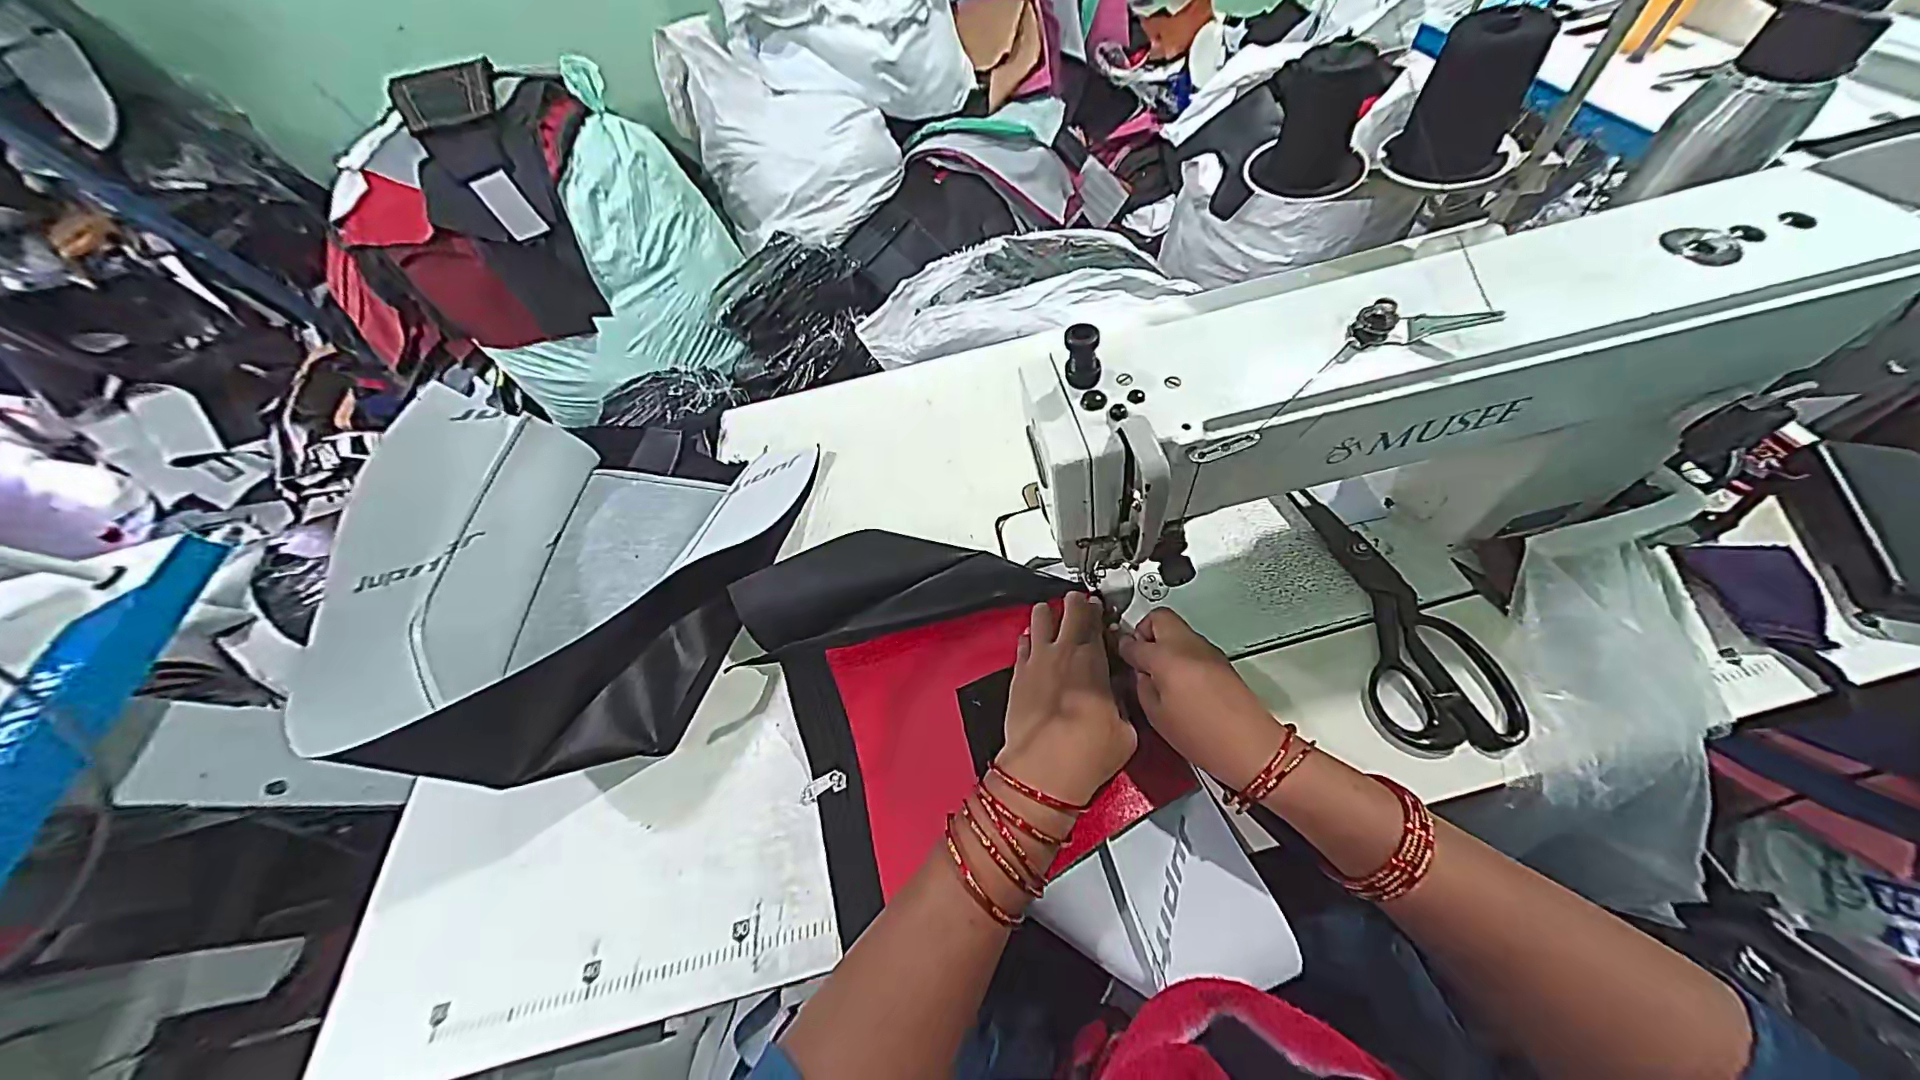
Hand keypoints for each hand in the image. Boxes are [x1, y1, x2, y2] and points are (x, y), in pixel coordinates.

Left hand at [997, 594, 1137, 806]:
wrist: (1043, 770)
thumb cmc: (1086, 752)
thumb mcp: (1126, 731)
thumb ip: (1123, 706)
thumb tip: (1122, 703)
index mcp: (1094, 660)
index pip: (1098, 623)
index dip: (1100, 612)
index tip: (1101, 608)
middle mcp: (1063, 653)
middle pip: (1069, 612)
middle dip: (1075, 603)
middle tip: (1078, 599)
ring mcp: (1037, 661)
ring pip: (1039, 620)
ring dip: (1047, 613)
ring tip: (1050, 610)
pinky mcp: (1018, 676)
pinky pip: (1022, 645)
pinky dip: (1027, 638)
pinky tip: (1028, 638)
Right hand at [1117, 608, 1284, 789]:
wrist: (1251, 747)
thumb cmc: (1206, 737)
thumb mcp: (1156, 715)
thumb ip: (1140, 685)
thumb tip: (1137, 673)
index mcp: (1166, 657)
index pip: (1133, 641)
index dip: (1122, 648)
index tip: (1120, 654)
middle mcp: (1189, 646)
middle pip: (1159, 617)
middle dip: (1144, 631)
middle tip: (1139, 654)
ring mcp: (1207, 650)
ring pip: (1177, 629)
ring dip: (1163, 642)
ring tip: (1158, 672)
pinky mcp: (1220, 660)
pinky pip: (1191, 645)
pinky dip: (1179, 654)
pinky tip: (1177, 680)